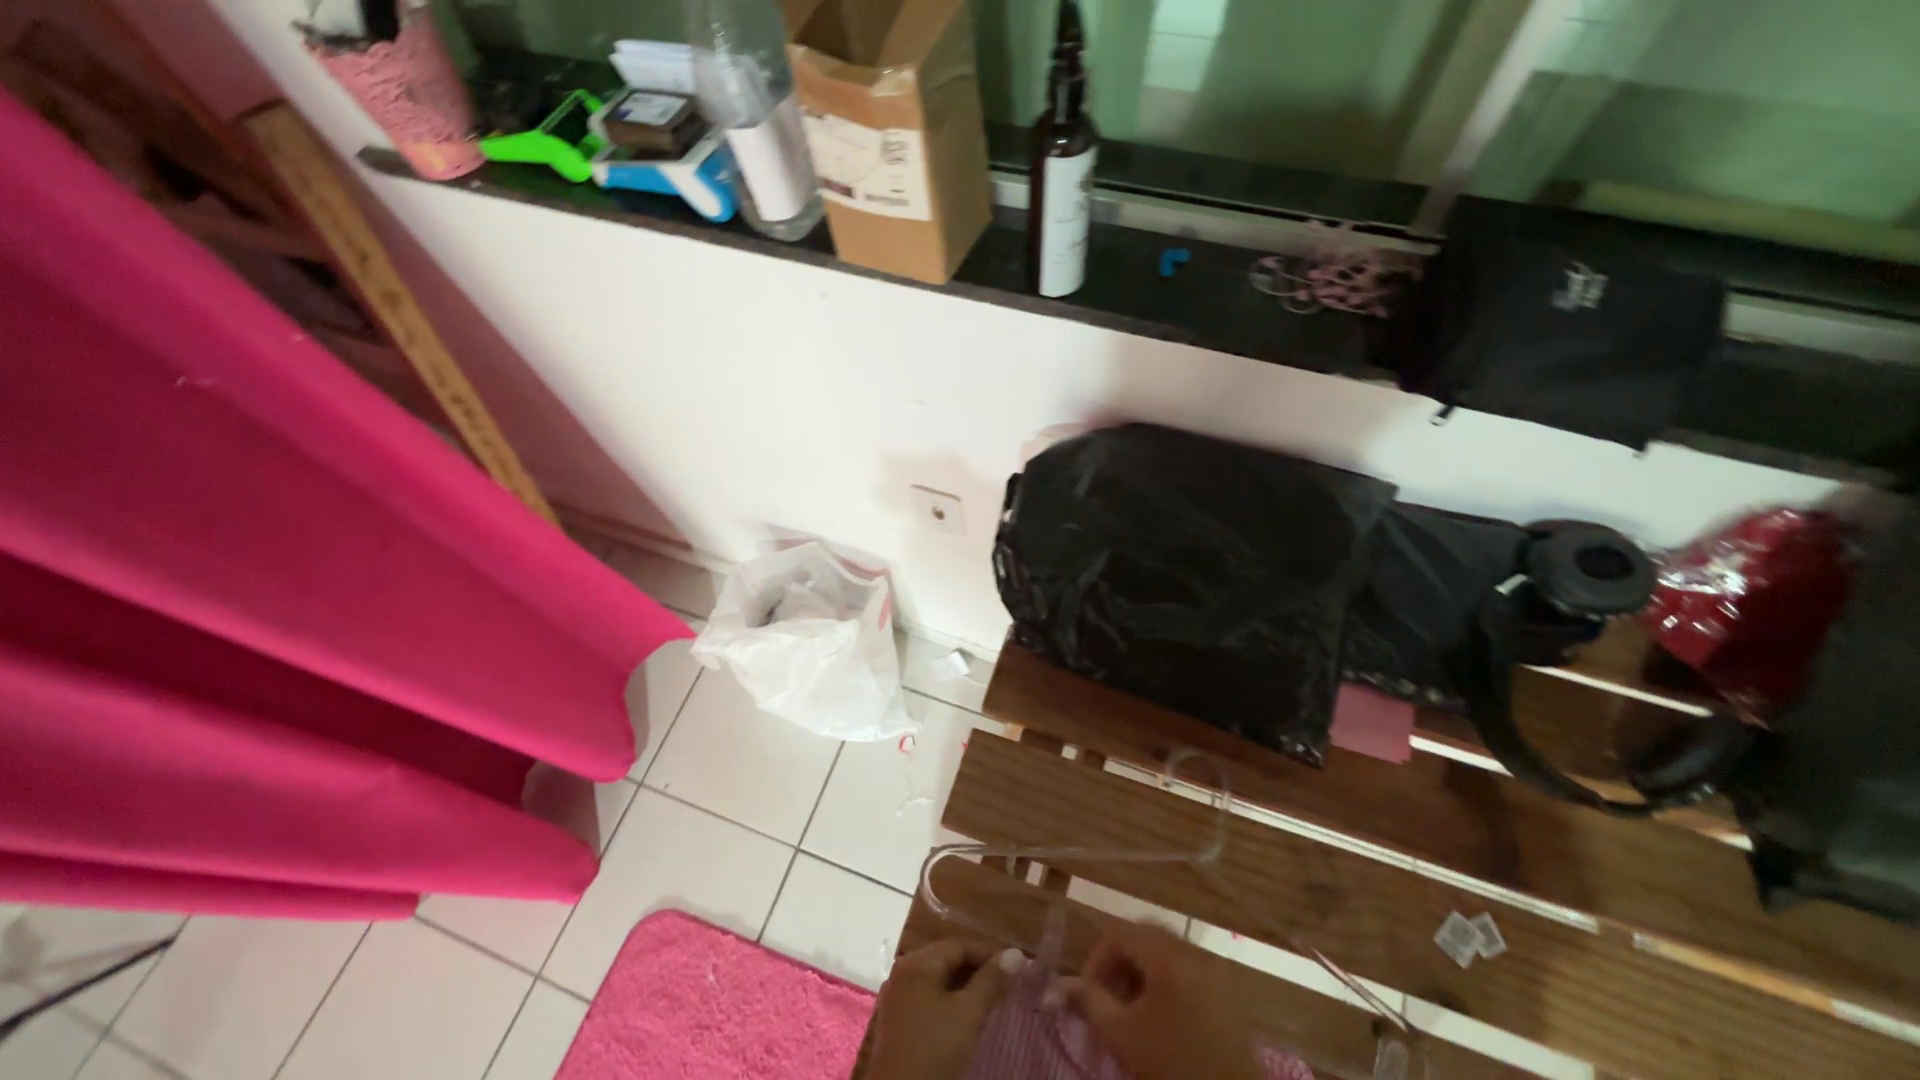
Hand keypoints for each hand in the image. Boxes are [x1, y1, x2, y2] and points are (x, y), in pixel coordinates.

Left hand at [868, 938, 1021, 1079]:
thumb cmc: (934, 1049)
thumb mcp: (968, 1014)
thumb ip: (991, 981)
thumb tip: (1015, 954)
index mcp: (916, 964)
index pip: (959, 945)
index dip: (989, 953)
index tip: (1015, 968)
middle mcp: (902, 972)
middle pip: (947, 959)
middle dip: (977, 969)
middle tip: (1006, 983)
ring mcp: (897, 995)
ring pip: (938, 979)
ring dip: (965, 985)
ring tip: (992, 998)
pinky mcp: (897, 1018)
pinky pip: (928, 996)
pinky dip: (949, 999)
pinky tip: (966, 1014)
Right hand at [1046, 920, 1259, 1079]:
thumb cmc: (1172, 1067)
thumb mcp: (1120, 1034)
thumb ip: (1089, 1001)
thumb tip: (1062, 985)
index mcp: (1169, 956)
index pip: (1120, 932)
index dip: (1096, 959)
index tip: (1087, 994)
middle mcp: (1195, 953)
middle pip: (1145, 938)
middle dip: (1119, 964)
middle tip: (1106, 999)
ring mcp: (1217, 972)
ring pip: (1167, 954)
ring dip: (1141, 974)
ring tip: (1129, 1013)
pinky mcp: (1229, 994)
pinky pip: (1188, 971)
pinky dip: (1166, 983)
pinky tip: (1158, 1020)